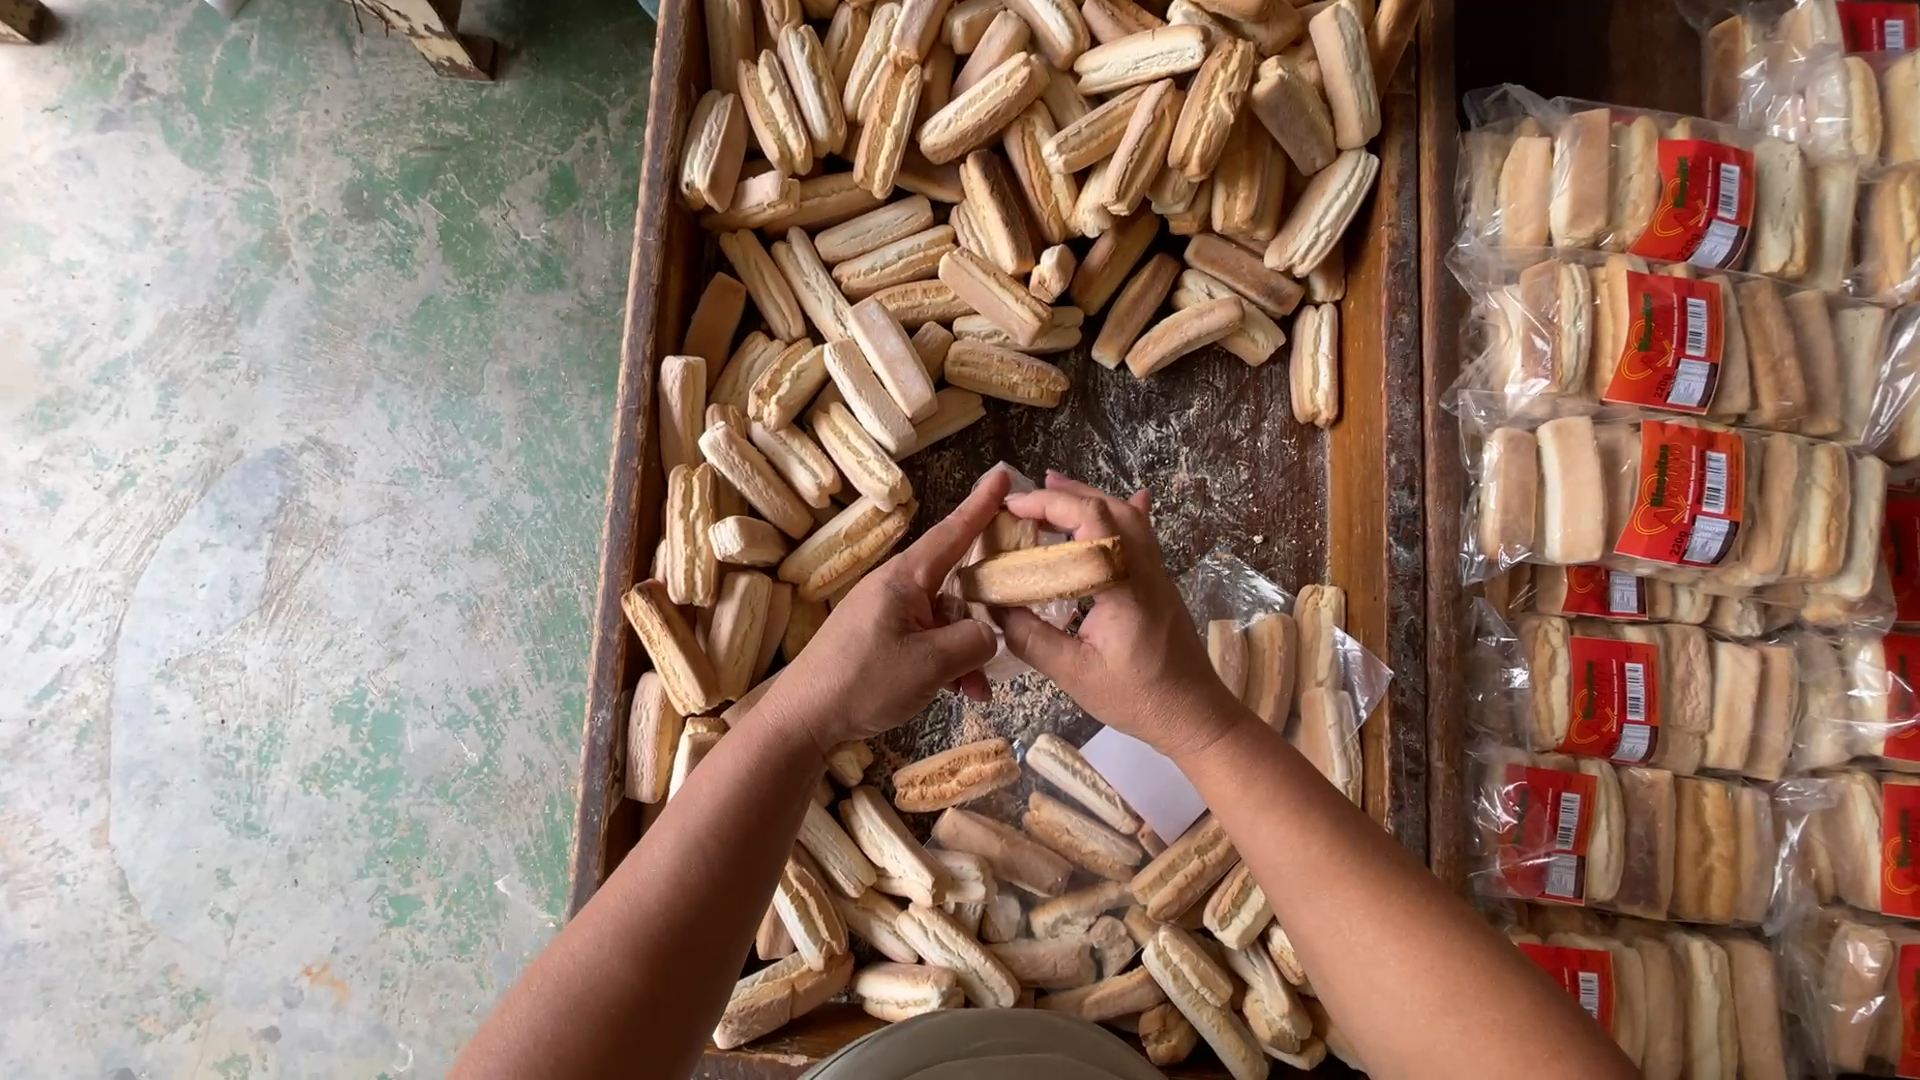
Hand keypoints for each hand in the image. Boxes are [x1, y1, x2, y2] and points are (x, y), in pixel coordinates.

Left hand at [758, 472, 1007, 755]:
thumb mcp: (931, 664)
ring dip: (967, 649)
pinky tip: (960, 691)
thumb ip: (973, 641)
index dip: (981, 505)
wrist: (804, 717)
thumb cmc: (865, 681)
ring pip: (945, 618)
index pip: (952, 532)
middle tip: (1017, 616)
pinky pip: (927, 638)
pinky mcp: (880, 637)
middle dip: (987, 609)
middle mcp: (896, 587)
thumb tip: (989, 633)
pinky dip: (947, 660)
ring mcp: (887, 612)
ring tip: (978, 687)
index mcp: (905, 578)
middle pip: (957, 582)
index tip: (1004, 475)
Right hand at [998, 473, 1251, 758]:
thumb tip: (995, 609)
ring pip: (1128, 516)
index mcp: (1123, 585)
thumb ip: (1031, 639)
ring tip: (1054, 495)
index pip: (1091, 521)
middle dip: (1065, 495)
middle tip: (1025, 501)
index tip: (1014, 508)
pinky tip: (1121, 503)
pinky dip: (1120, 514)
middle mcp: (1145, 568)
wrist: (1196, 716)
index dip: (1050, 504)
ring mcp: (1158, 573)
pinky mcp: (1160, 584)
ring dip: (1089, 500)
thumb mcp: (1075, 674)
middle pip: (1110, 507)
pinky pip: (1141, 534)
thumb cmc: (1139, 698)